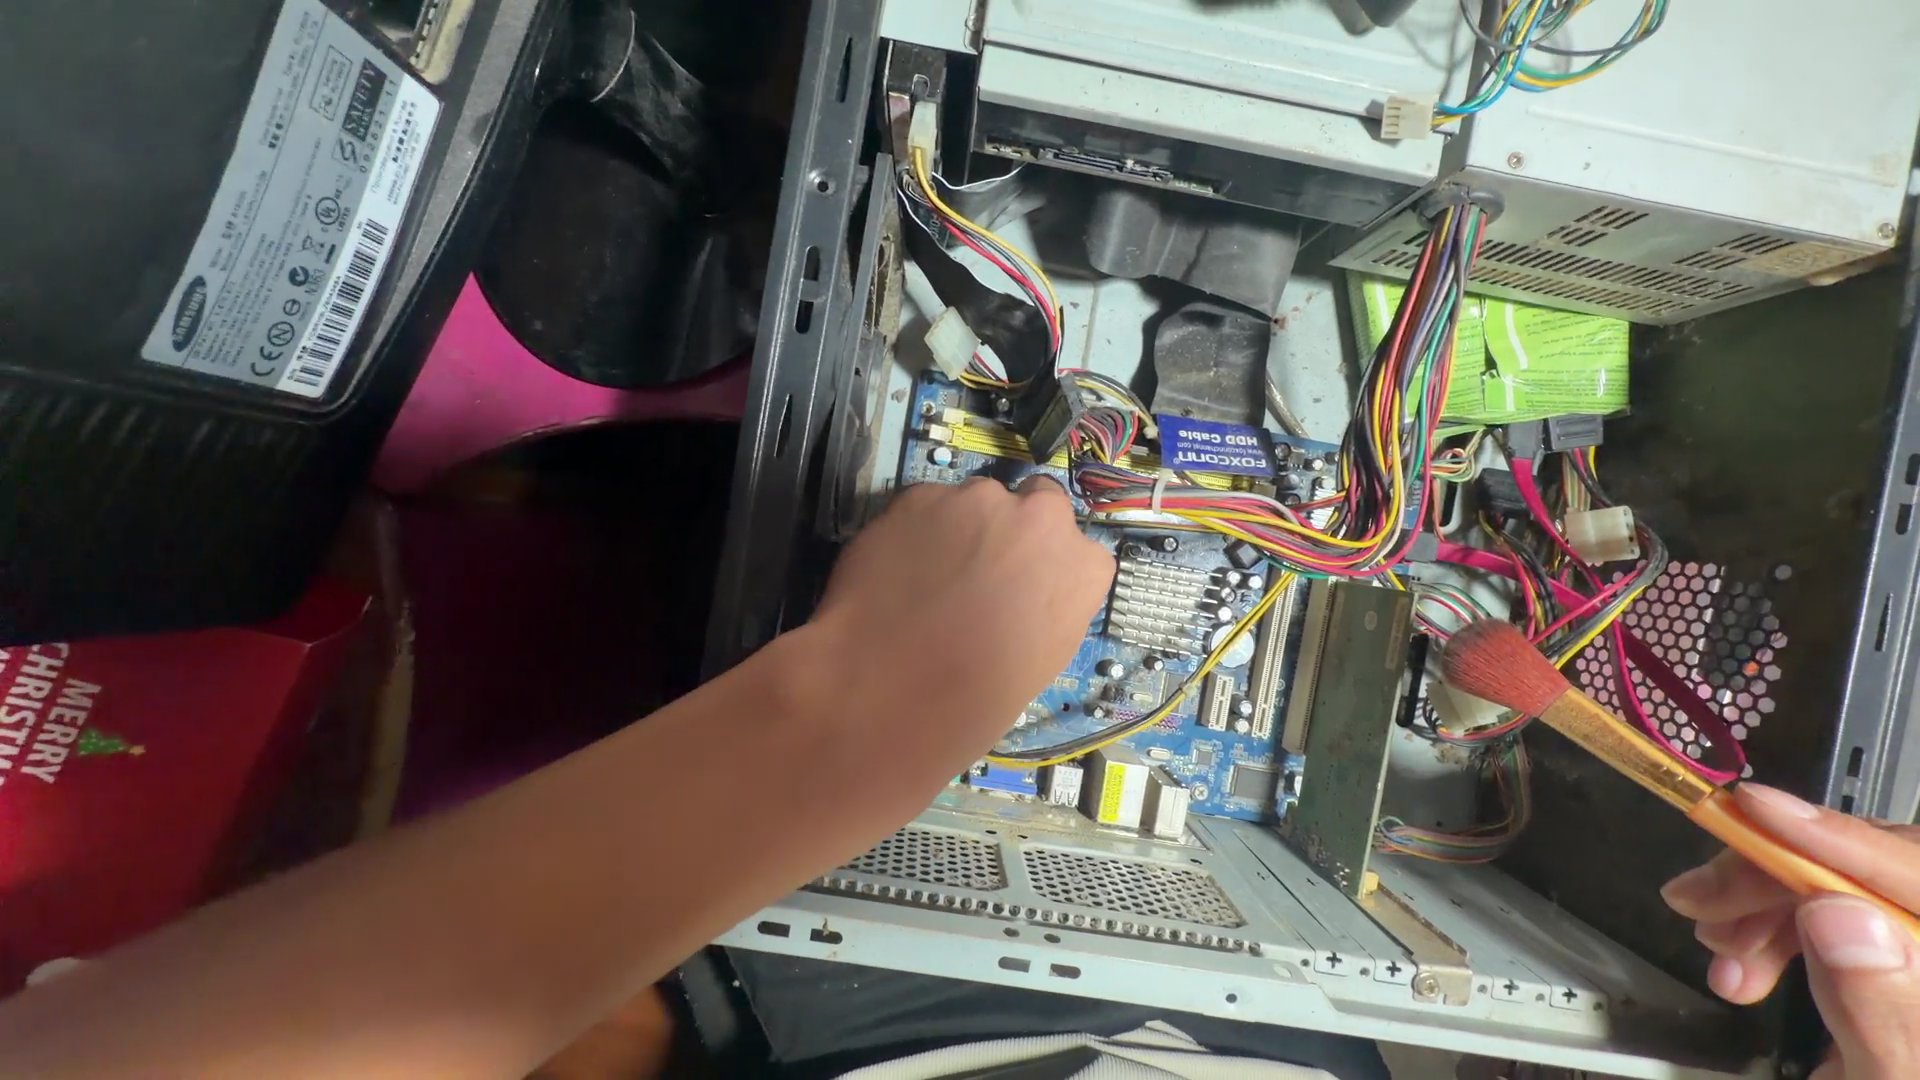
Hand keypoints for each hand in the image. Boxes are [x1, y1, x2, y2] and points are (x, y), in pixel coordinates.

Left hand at [806, 476, 1114, 782]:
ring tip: (927, 573)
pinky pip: (924, 507)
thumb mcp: (1048, 651)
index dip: (1040, 559)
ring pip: (972, 501)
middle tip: (976, 566)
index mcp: (1084, 563)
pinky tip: (896, 570)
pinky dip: (914, 530)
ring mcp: (979, 500)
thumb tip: (1022, 588)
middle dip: (1009, 525)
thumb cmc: (983, 690)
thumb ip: (1046, 599)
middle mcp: (1039, 517)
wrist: (901, 684)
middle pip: (1031, 502)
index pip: (1071, 543)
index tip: (1018, 580)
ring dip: (959, 525)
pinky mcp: (922, 495)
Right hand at [1662, 784, 1919, 1078]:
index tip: (1754, 806)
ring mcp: (1911, 952)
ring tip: (1718, 950)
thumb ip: (1882, 1012)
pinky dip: (1768, 926)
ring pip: (1842, 888)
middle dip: (1772, 876)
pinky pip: (1832, 912)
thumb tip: (1837, 913)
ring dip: (1758, 906)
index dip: (1842, 840)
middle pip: (1878, 874)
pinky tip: (1741, 963)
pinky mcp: (1891, 961)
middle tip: (1698, 901)